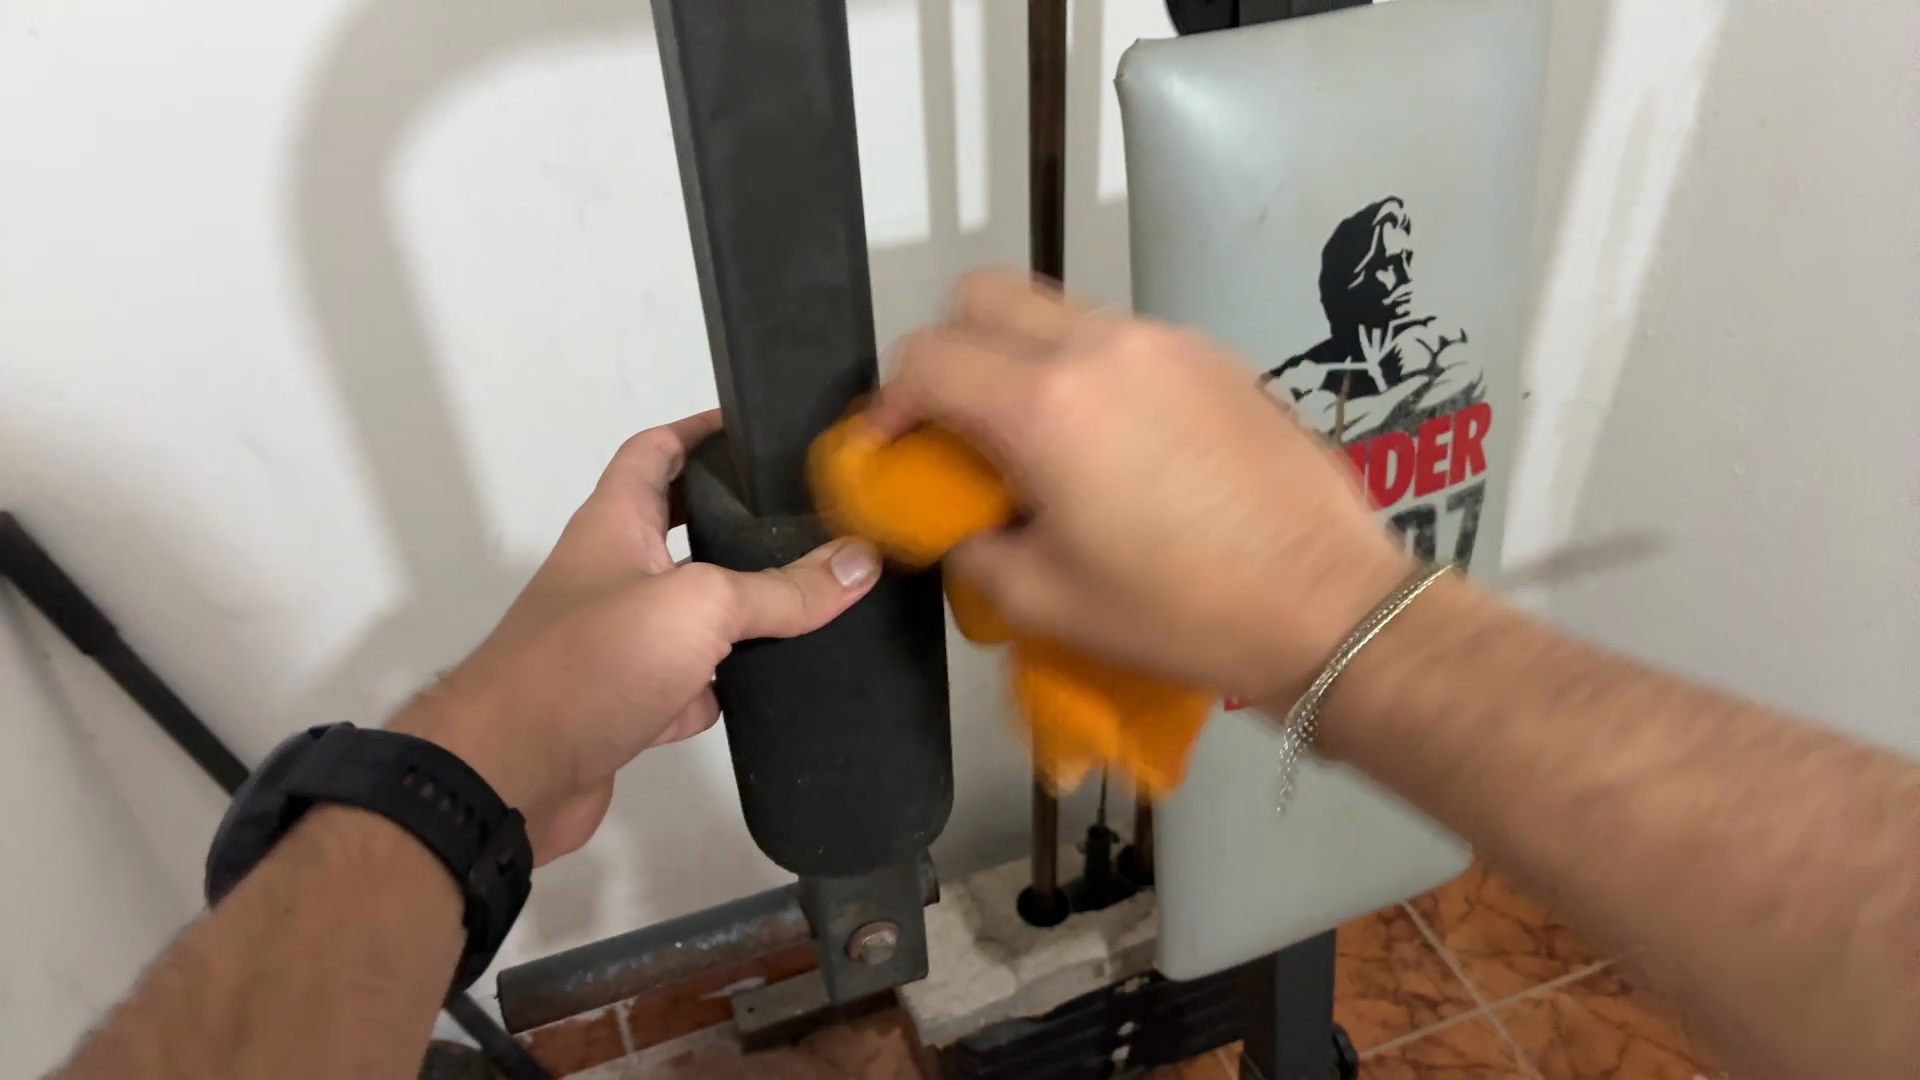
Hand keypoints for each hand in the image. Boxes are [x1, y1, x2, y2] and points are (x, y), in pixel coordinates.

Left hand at [390, 411, 880, 864]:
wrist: (507, 780)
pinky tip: (790, 675)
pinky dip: (739, 677)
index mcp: (618, 525)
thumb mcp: (700, 605)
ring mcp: (626, 641)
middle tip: (812, 511)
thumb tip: (863, 561)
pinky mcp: (637, 700)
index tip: (761, 427)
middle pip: (688, 528)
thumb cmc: (594, 660)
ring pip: (701, 608)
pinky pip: (702, 676)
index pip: (658, 451)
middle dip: (743, 517)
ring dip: (751, 602)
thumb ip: (783, 588)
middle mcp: (619, 574)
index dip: (702, 428)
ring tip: (820, 586)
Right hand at [868, 270, 1411, 704]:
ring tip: (1034, 434)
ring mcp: (1161, 340)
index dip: (889, 400)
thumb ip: (970, 550)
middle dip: (946, 351)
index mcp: (1045, 407)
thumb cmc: (1178, 612)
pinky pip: (1114, 337)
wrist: (1325, 604)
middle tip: (953, 421)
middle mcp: (1098, 347)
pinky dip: (1081, 369)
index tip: (890, 444)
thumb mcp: (1043, 601)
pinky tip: (1109, 438)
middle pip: (982, 296)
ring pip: (1051, 310)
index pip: (927, 359)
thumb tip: (958, 525)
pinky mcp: (1209, 354)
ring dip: (1015, 357)